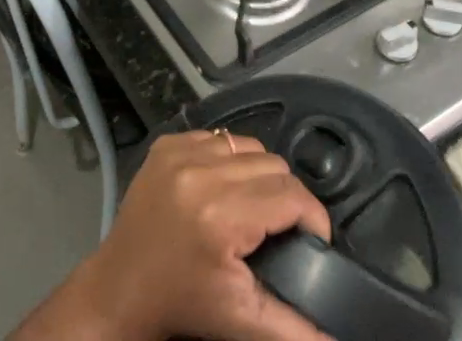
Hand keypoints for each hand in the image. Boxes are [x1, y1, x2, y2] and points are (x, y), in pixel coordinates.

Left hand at [10, 129, 332, 340]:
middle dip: (285, 198)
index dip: (312, 219)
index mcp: (221, 214)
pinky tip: (220, 189)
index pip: (293, 196)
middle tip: (277, 229)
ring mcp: (179, 153)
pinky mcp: (165, 145)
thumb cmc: (182, 303)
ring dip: (258, 175)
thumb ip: (298, 328)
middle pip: (275, 167)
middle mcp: (200, 173)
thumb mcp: (242, 319)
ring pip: (250, 147)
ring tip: (250, 208)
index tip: (311, 240)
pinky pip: (218, 139)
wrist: (121, 289)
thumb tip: (340, 336)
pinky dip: (228, 160)